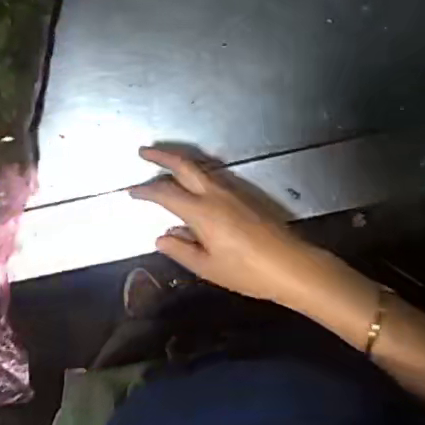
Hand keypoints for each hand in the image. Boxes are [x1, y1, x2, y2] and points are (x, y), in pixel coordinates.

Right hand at [128, 146, 353, 311]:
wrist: (292, 265)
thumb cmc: (247, 272)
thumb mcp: (208, 268)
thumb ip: (181, 250)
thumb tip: (161, 237)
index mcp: (201, 211)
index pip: (165, 194)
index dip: (146, 191)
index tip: (132, 191)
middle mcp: (214, 194)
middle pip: (183, 165)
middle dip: (161, 156)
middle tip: (143, 152)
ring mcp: (231, 191)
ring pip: (199, 167)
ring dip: (178, 160)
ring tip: (164, 161)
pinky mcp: (244, 194)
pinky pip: (211, 174)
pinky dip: (194, 170)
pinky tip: (194, 179)